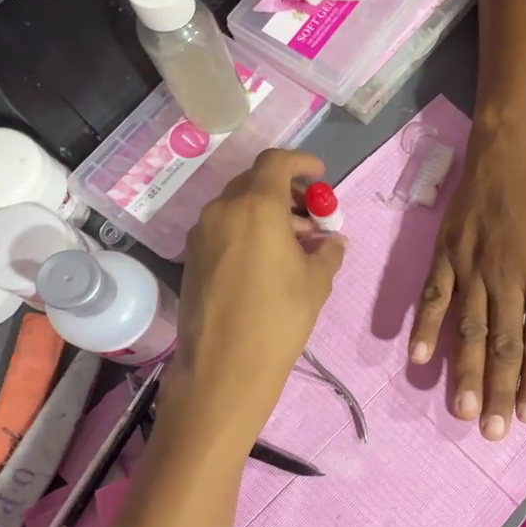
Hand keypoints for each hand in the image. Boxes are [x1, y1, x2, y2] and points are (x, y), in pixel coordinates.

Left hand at [174, 150, 346, 412]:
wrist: (225, 364)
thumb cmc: (280, 317)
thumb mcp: (317, 282)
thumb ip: (328, 251)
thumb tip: (333, 240)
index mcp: (258, 206)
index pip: (276, 162)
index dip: (301, 162)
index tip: (320, 175)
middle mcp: (224, 209)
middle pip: (256, 182)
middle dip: (286, 191)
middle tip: (312, 215)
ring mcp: (202, 232)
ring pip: (238, 205)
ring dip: (267, 212)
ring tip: (294, 241)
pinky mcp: (192, 256)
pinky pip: (224, 227)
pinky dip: (248, 229)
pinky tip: (267, 258)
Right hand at [410, 125, 525, 440]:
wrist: (511, 146)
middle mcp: (508, 279)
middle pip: (504, 343)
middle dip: (499, 390)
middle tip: (492, 431)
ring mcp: (472, 268)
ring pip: (469, 329)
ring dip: (465, 372)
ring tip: (462, 411)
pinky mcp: (445, 254)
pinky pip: (433, 296)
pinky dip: (425, 327)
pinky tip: (418, 358)